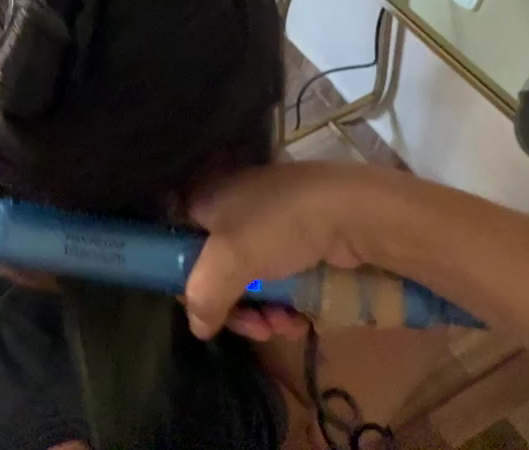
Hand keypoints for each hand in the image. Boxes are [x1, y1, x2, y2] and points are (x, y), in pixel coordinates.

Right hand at [182, 161, 403, 340]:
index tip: (203, 309)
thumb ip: (204, 293)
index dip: (184, 278)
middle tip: (254, 328)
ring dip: (263, 312)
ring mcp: (265, 225)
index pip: (177, 242)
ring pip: (249, 280)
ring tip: (284, 325)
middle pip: (215, 268)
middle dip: (234, 306)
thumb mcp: (230, 258)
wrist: (351, 212)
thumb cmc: (279, 225)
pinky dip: (285, 303)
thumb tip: (197, 325)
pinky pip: (278, 280)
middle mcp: (230, 208)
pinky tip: (300, 318)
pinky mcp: (296, 242)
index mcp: (205, 199)